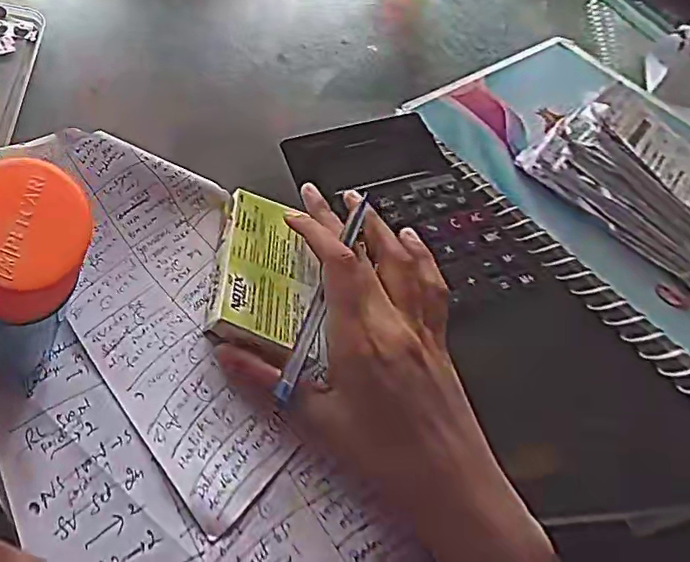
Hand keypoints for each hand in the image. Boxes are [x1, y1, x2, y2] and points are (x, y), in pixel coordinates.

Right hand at [215, 184, 555, 561]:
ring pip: (402, 260)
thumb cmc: (391, 463)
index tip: (292, 217)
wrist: (460, 496)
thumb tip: (228, 356)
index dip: (314, 230)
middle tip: (315, 193)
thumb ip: (269, 382)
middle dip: (337, 216)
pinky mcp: (439, 342)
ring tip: (359, 201)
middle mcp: (394, 324)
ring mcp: (421, 330)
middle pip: (365, 252)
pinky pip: (431, 285)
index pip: (338, 263)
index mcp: (362, 338)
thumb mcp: (320, 423)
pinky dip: (419, 255)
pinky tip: (412, 241)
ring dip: (377, 224)